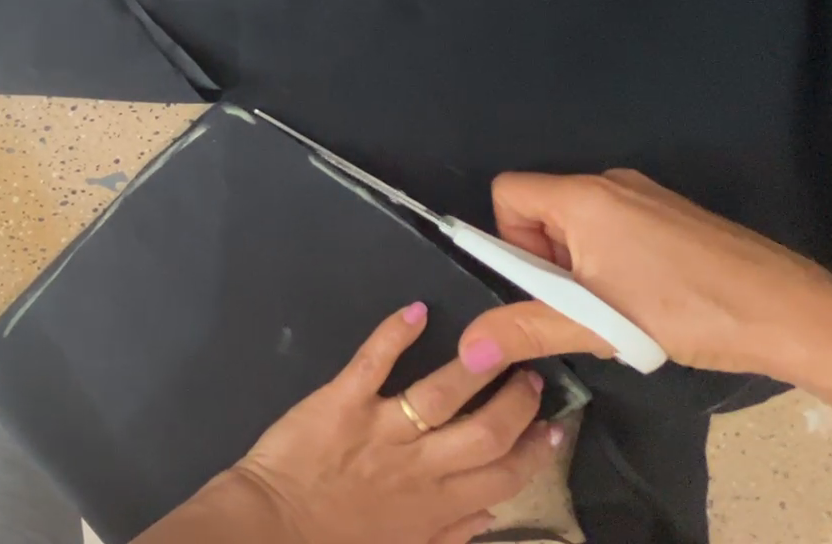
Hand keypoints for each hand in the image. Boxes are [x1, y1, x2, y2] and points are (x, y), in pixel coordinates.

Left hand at [201, 303, 565, 543]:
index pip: (504, 476)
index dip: (536, 451)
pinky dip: (395, 333)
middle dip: (515, 402)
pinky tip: (416, 310)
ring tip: (494, 345)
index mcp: (438, 505)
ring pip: (441, 393)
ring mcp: (382, 427)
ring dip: (473, 367)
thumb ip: (451, 533)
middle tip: (531, 373)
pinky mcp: (343, 398)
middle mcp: (420, 464)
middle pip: (484, 430)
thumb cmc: (337, 541)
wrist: (274, 526)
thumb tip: (493, 514)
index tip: (557, 427)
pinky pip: (374, 360)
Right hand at [456, 170, 831, 379]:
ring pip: (580, 224)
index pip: (506, 192)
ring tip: (622, 309)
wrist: (804, 318)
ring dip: (583, 265)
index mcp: (581, 195)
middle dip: (549, 259)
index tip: (545, 282)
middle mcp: (608, 182)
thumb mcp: (597, 325)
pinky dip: (616, 262)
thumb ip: (525, 328)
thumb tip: (466, 349)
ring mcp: (647, 195)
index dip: (509, 237)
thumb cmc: (689, 310)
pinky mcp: (675, 215)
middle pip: (541, 209)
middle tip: (585, 305)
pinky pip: (616, 227)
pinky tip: (653, 301)